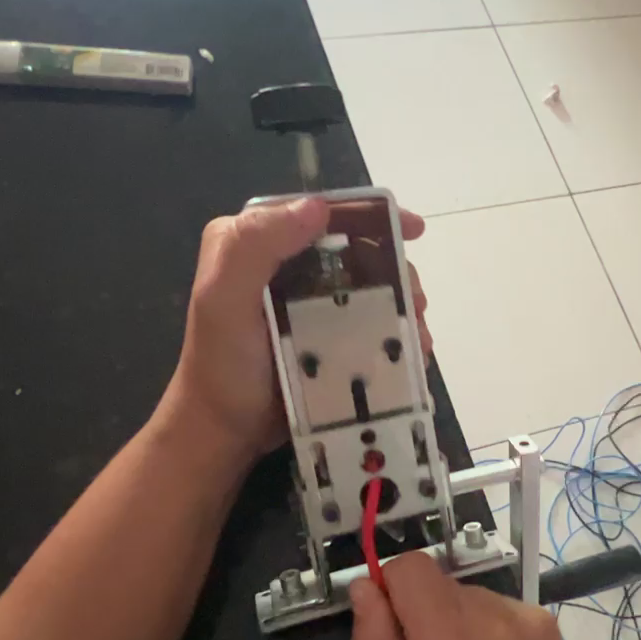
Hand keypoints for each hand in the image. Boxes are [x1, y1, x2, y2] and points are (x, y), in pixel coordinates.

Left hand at [159, 198, 430, 456]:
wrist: (225, 431)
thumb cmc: (222, 366)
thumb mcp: (225, 298)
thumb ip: (258, 245)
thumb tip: (319, 208)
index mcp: (258, 242)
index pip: (321, 214)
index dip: (371, 216)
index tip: (413, 230)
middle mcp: (286, 266)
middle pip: (357, 252)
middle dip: (396, 270)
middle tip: (416, 301)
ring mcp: (311, 305)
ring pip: (371, 289)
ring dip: (403, 305)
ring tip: (418, 334)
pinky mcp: (328, 338)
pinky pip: (371, 325)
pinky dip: (396, 334)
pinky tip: (412, 352)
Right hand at [349, 553, 603, 639]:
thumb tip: (364, 586)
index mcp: (446, 639)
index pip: (410, 566)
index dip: (391, 585)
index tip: (389, 624)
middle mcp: (489, 614)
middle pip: (438, 581)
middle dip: (422, 613)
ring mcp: (523, 615)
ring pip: (467, 594)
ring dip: (455, 621)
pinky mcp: (544, 622)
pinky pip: (497, 607)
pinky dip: (486, 628)